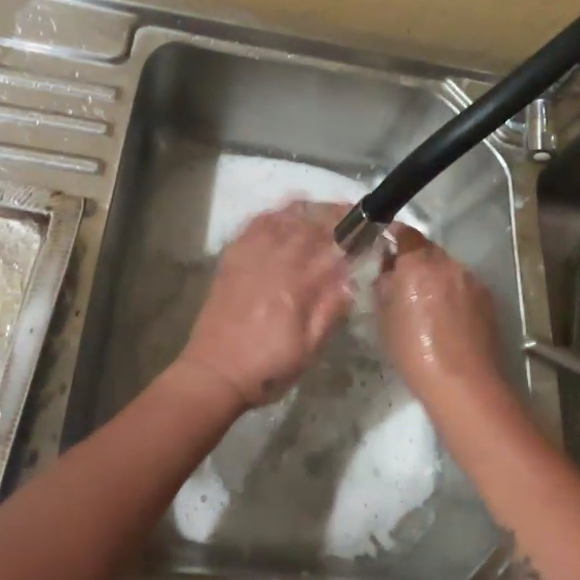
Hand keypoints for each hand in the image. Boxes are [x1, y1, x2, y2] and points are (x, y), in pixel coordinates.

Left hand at [177, 202, 351, 409]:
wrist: (215, 373)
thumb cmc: (266, 368)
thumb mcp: (308, 351)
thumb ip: (329, 312)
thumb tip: (349, 281)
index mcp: (297, 287)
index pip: (330, 249)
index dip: (349, 235)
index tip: (364, 228)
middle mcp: (274, 265)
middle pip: (307, 227)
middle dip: (330, 215)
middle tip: (346, 211)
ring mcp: (250, 259)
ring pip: (280, 221)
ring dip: (301, 210)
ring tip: (317, 206)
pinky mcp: (231, 261)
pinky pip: (251, 227)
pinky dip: (269, 216)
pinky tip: (279, 214)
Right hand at [374, 231, 504, 407]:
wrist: (463, 383)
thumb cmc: (414, 352)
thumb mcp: (384, 319)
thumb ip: (384, 286)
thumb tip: (387, 272)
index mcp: (417, 264)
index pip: (406, 233)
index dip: (395, 238)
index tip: (386, 250)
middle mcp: (447, 263)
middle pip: (428, 250)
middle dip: (415, 260)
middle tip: (404, 282)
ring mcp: (471, 279)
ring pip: (448, 268)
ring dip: (436, 277)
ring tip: (428, 304)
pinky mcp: (488, 297)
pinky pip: (465, 285)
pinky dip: (454, 292)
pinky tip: (449, 317)